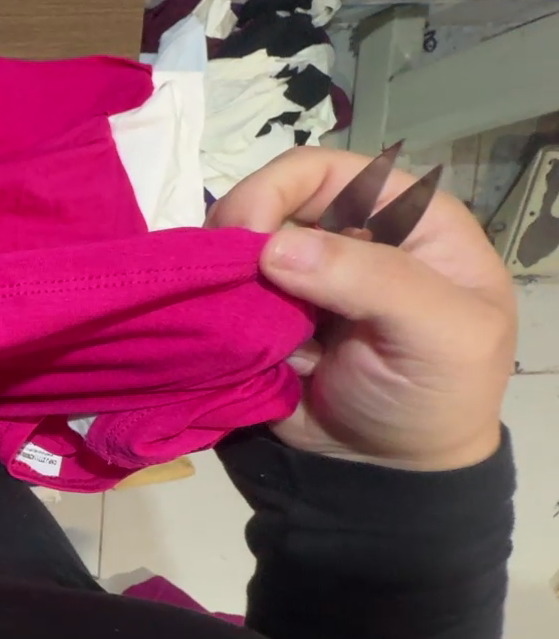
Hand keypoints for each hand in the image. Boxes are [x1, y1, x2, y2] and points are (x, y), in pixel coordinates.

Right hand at [209, 147, 515, 471]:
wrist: (373, 467)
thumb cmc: (431, 394)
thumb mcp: (441, 334)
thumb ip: (373, 280)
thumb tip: (273, 246)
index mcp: (400, 224)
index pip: (324, 171)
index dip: (276, 191)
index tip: (247, 242)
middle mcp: (334, 243)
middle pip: (259, 206)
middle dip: (231, 239)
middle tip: (220, 284)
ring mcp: (281, 285)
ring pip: (223, 254)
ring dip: (211, 281)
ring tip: (221, 318)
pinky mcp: (242, 322)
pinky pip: (204, 300)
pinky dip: (196, 312)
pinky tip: (209, 332)